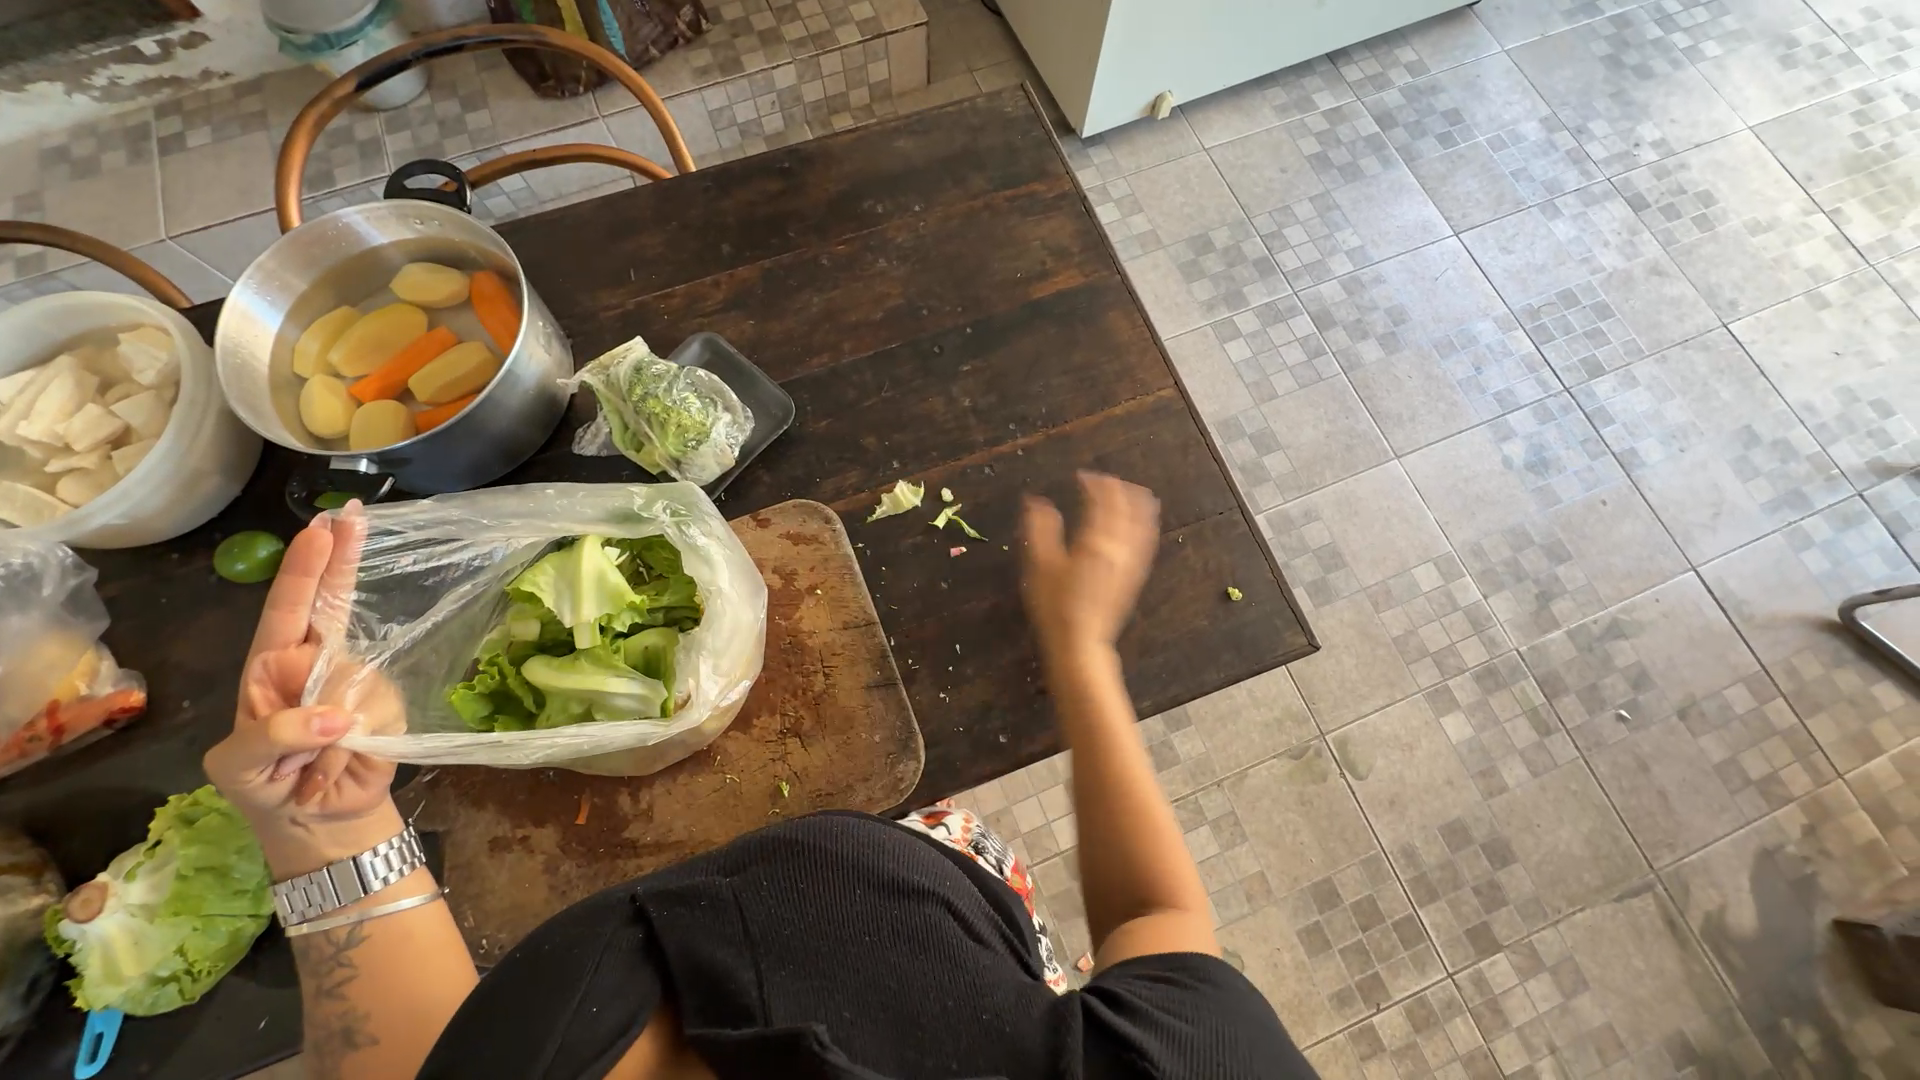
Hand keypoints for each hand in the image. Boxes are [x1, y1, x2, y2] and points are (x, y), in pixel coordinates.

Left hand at [203, 506, 405, 877]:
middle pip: (334, 605)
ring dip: (339, 715)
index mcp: (271, 668)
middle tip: (355, 516)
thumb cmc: (266, 786)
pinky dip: (364, 732)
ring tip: (319, 759)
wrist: (318, 820)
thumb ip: (275, 735)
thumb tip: (335, 716)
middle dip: (342, 561)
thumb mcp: (240, 767)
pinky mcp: (390, 705)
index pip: (289, 610)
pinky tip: (352, 752)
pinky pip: (381, 706)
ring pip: (359, 672)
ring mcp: (358, 681)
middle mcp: (318, 663)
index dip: (306, 570)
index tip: (324, 528)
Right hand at [1021, 471, 1159, 658]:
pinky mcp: (1135, 576)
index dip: (1095, 484)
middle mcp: (1118, 546)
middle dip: (1117, 489)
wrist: (1080, 641)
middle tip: (1105, 481)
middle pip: (1126, 507)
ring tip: (1132, 491)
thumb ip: (1040, 529)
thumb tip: (1036, 501)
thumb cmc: (1054, 604)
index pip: (1101, 501)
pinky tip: (1142, 524)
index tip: (1083, 477)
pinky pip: (1147, 542)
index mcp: (1094, 540)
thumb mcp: (1039, 565)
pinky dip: (1145, 525)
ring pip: (1142, 523)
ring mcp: (1130, 562)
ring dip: (1137, 503)